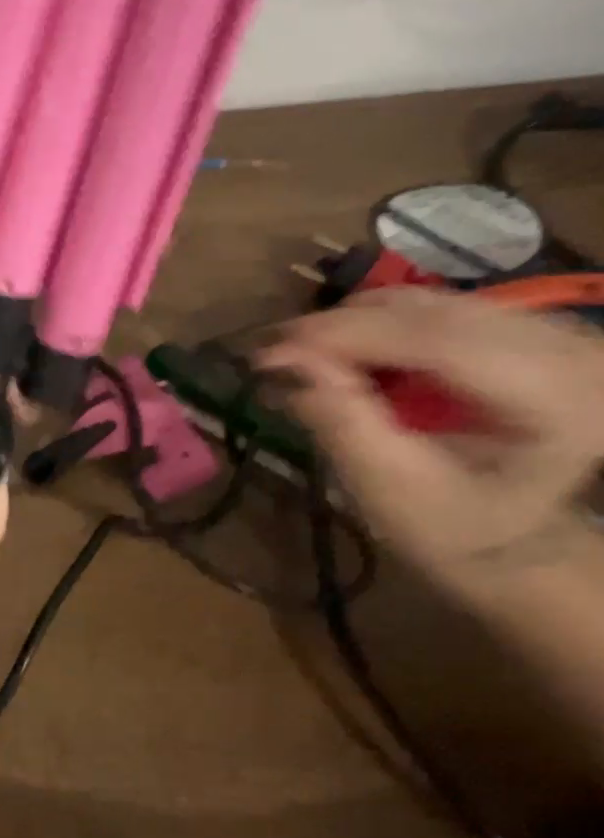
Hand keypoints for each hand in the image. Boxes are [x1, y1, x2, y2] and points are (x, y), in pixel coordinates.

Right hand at [261, 288, 603, 564]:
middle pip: (432, 313)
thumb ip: (343, 423)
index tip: (270, 351)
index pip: (443, 342)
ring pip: (425, 301)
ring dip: (351, 323)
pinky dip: (372, 324)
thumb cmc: (449, 525)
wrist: (504, 535)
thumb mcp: (390, 488)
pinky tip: (341, 356)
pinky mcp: (517, 330)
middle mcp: (568, 354)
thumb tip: (285, 362)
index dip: (349, 337)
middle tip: (271, 353)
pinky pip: (429, 306)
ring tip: (300, 358)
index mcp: (559, 402)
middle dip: (341, 327)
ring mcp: (547, 336)